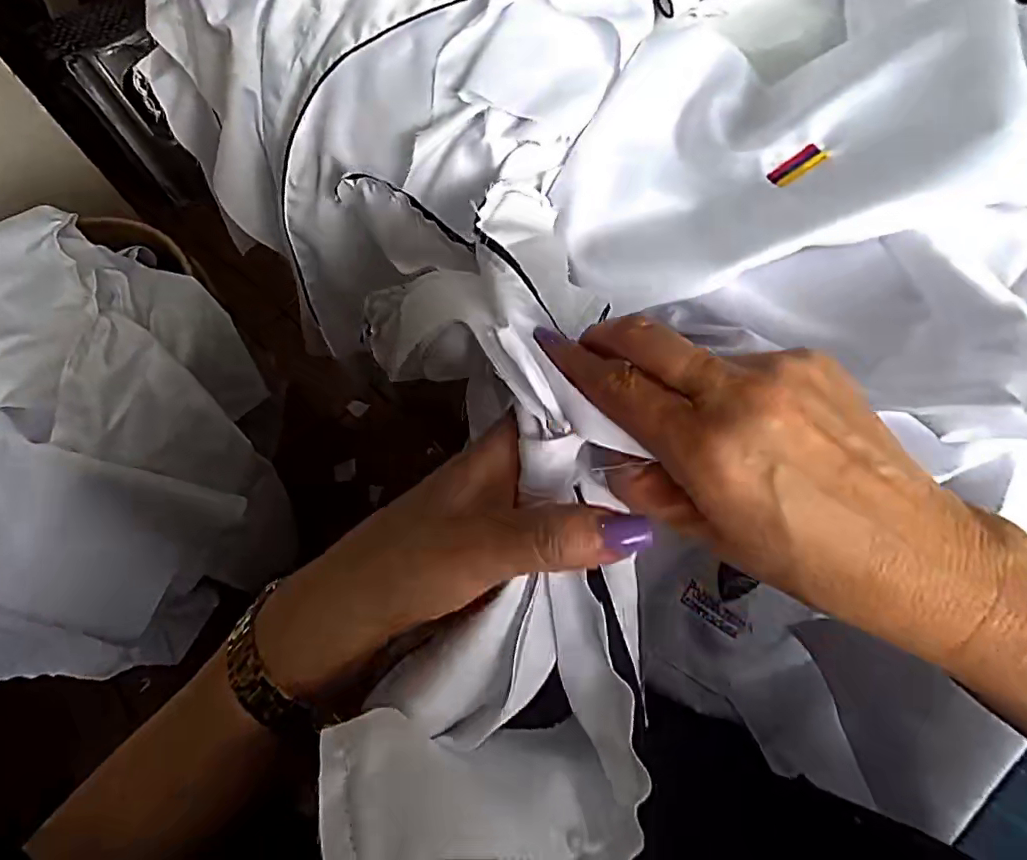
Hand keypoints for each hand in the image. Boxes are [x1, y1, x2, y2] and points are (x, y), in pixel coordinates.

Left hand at [249, 418, 652, 702]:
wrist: (339, 625)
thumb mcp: (483, 547)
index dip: (608, 402)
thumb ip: (554, 536)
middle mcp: (506, 468)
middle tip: (687, 455)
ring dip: (604, 491)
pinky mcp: (503, 542)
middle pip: (571, 448)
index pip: (562, 406)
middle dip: (619, 450)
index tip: (667, 406)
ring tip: (672, 489)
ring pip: (566, 487)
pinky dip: (584, 527)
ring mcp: (505, 506)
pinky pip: (556, 524)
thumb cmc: (404, 567)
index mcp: (498, 447)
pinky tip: (623, 534)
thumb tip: (640, 529)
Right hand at [537, 316, 1014, 665]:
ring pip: (701, 352)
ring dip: (675, 367)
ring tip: (680, 404)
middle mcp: (741, 392)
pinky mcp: (813, 361)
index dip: (580, 365)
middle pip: (653, 341)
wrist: (917, 551)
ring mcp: (781, 368)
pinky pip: (746, 363)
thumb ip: (654, 490)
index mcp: (710, 446)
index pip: (624, 390)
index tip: (552, 344)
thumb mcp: (716, 538)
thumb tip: (617, 455)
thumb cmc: (809, 563)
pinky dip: (726, 380)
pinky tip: (747, 416)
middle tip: (589, 342)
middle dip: (611, 336)